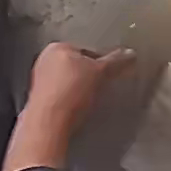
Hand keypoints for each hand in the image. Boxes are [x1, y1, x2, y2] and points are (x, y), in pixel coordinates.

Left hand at [2, 43, 135, 170]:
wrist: (49, 123)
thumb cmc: (72, 91)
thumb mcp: (100, 73)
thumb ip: (116, 62)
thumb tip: (131, 54)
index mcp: (57, 47)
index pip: (88, 51)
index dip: (102, 63)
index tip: (110, 76)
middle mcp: (44, 60)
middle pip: (77, 66)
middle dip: (90, 76)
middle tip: (101, 89)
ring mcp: (39, 81)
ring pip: (68, 82)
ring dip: (80, 90)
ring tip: (90, 102)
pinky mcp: (39, 100)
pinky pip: (61, 96)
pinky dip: (70, 101)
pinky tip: (77, 111)